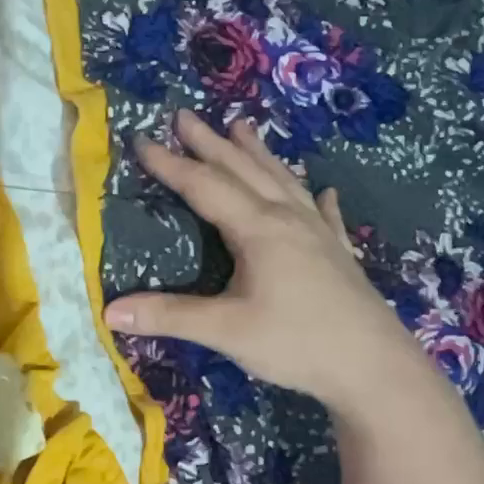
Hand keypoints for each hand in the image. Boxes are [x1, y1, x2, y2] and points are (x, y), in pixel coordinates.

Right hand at [103, 110, 423, 411]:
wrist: (373, 367)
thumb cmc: (297, 343)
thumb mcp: (226, 331)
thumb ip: (169, 316)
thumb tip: (109, 310)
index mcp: (258, 229)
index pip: (205, 186)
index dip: (171, 164)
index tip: (141, 139)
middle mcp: (288, 220)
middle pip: (245, 170)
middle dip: (211, 143)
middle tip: (185, 115)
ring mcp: (319, 235)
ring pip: (283, 182)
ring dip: (258, 154)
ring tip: (243, 127)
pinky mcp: (339, 256)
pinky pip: (324, 215)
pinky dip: (317, 199)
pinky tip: (324, 192)